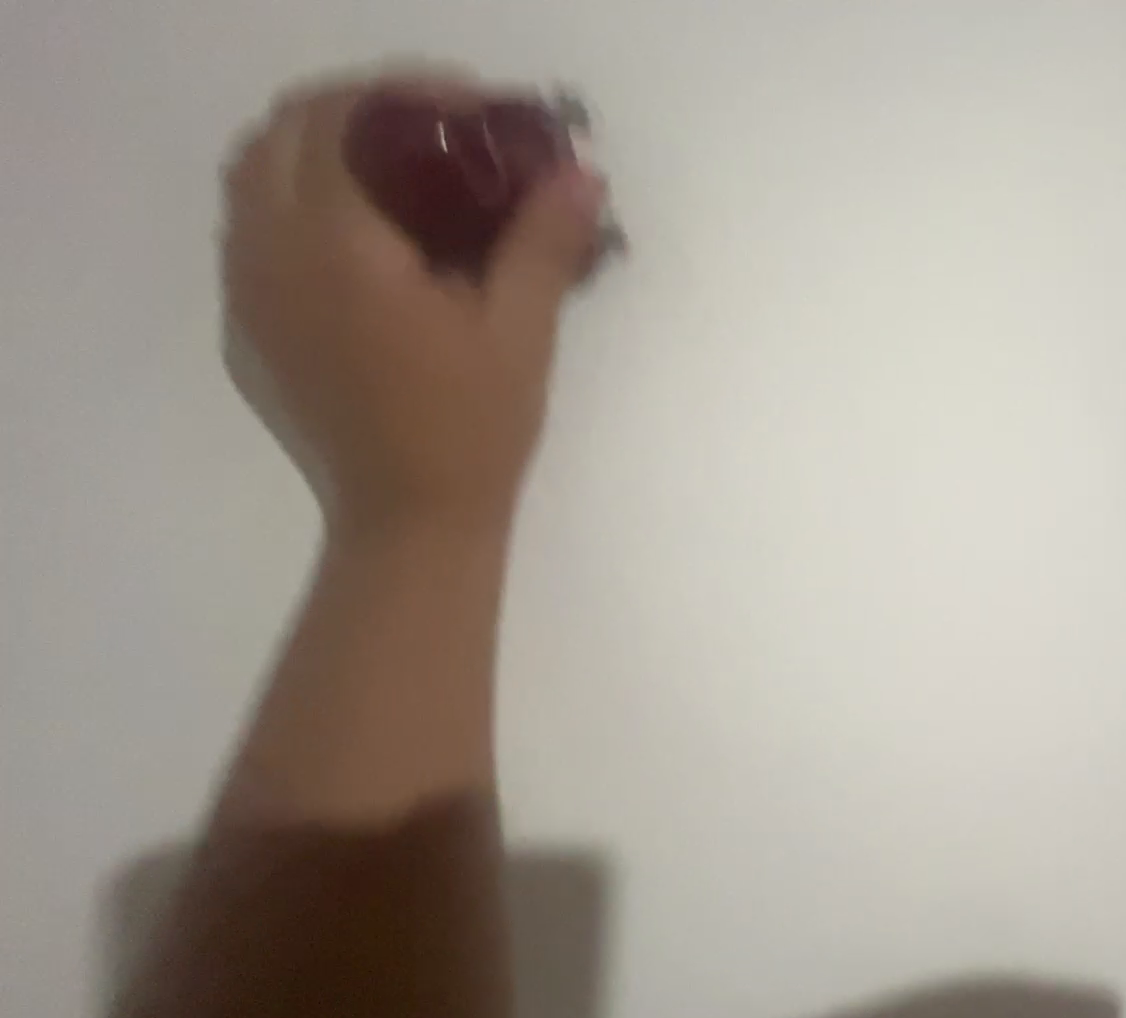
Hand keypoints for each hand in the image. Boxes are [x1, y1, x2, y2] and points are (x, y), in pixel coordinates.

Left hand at [222, 73, 605, 537]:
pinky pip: (256, 233)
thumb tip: (581, 174)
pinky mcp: (248, 330)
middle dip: (366, 114)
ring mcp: (246, 292)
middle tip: (445, 138)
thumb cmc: (476, 426)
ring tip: (407, 181)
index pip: (345, 117)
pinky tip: (371, 247)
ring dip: (327, 155)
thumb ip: (543, 243)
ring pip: (258, 178)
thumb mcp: (523, 332)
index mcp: (337, 245)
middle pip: (288, 131)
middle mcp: (268, 252)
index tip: (476, 108)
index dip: (409, 94)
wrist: (412, 518)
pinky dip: (305, 206)